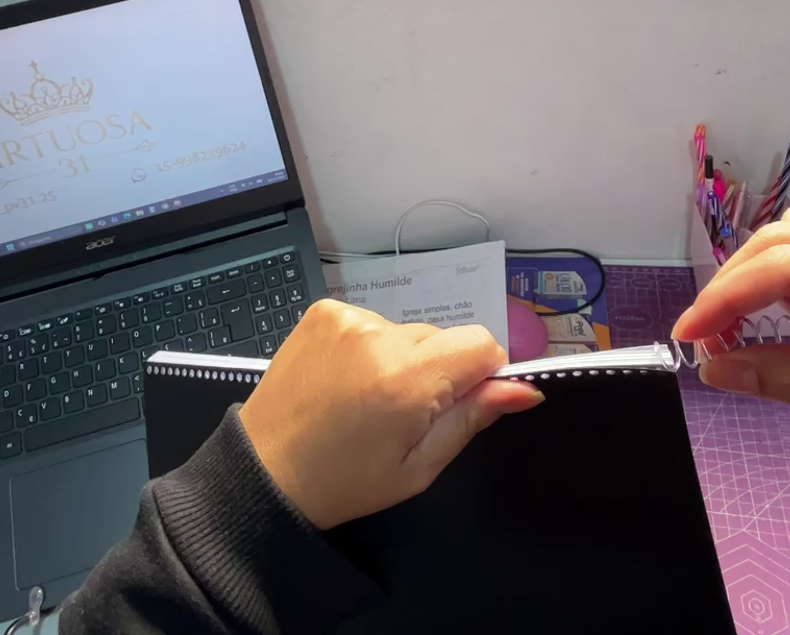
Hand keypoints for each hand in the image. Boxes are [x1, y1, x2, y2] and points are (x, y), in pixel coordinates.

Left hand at [239, 299, 543, 528]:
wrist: (265, 470)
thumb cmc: (345, 480)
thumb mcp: (419, 466)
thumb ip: (473, 418)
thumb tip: (525, 389)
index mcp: (407, 378)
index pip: (480, 341)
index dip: (481, 371)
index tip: (461, 400)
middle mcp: (379, 335)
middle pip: (442, 337)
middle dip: (437, 370)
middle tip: (402, 412)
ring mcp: (347, 317)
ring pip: (407, 331)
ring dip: (401, 357)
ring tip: (367, 397)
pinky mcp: (323, 310)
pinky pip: (372, 321)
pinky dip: (369, 345)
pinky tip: (346, 378)